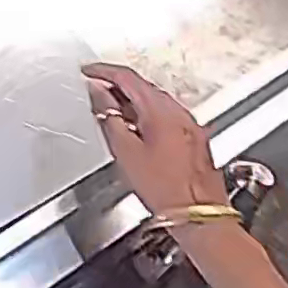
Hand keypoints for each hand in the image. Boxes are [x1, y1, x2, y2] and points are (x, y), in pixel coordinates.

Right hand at [84, 62, 229, 214]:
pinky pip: (165, 112)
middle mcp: (177, 110)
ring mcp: (187, 122)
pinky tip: (135, 125)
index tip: (88, 71)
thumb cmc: (164, 188)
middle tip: (95, 88)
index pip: (126, 77)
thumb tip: (98, 92)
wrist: (199, 217)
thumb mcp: (125, 150)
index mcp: (159, 109)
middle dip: (116, 84)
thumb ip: (108, 115)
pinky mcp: (193, 135)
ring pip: (153, 99)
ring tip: (112, 108)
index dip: (103, 71)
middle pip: (141, 85)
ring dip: (131, 99)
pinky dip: (146, 112)